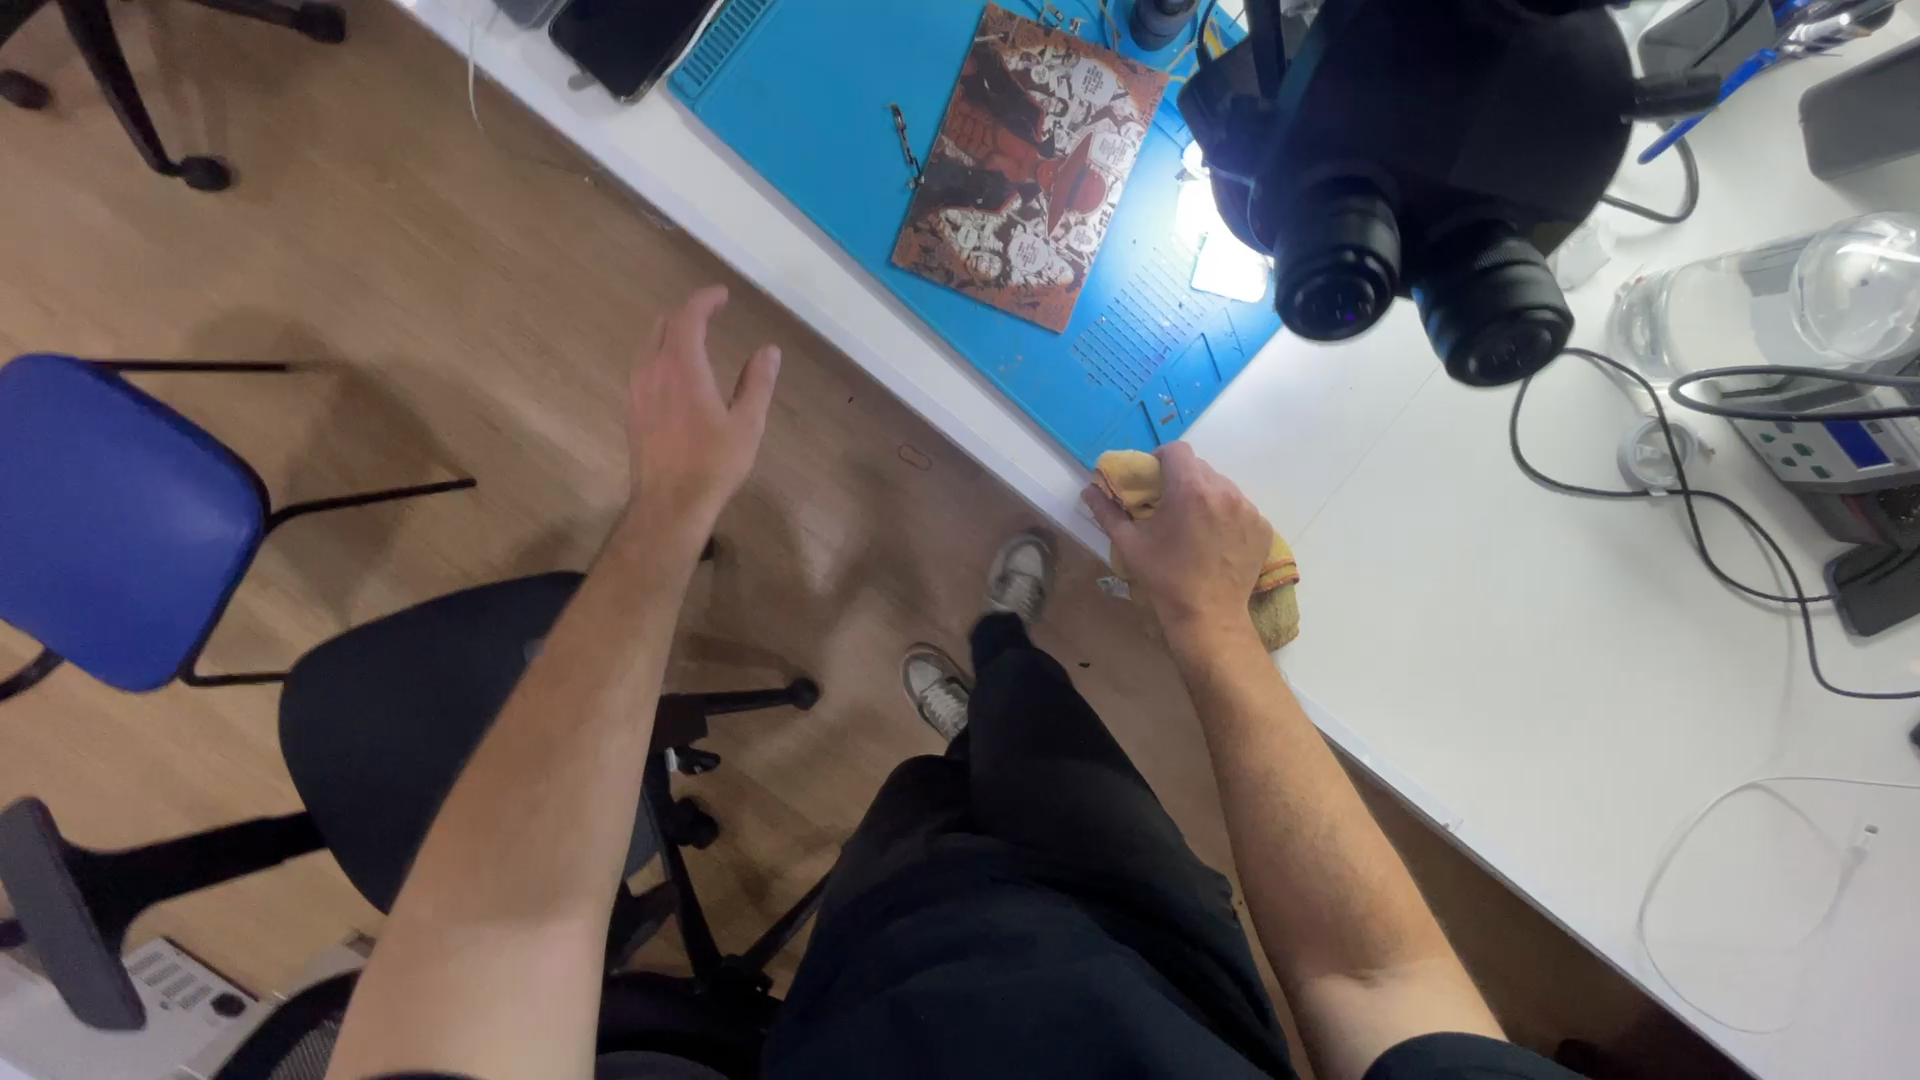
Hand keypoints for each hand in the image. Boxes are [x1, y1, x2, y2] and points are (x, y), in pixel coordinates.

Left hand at [626, 286, 780, 542]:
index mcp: (683, 367)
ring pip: (649, 345)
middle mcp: (653, 370)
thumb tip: (768, 351)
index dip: (705, 301)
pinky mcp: (631, 409)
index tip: (722, 296)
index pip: (688, 317)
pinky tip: (677, 375)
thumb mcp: (748, 423)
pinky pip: (644, 367)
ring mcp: (637, 390)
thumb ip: (757, 382)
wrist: (670, 503)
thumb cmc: (714, 463)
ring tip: (695, 341)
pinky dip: (661, 356)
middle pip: (663, 325)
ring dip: (671, 334)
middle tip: (711, 315)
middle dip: (687, 314)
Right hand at [1082, 442, 1270, 633]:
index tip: (1153, 478)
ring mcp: (1248, 509)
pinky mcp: (1262, 527)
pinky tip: (1214, 540)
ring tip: (1193, 524)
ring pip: (1221, 486)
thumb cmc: (1164, 577)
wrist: (1207, 614)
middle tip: (1169, 505)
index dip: (1161, 458)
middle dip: (1182, 479)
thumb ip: (1107, 511)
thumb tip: (1088, 491)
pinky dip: (1225, 516)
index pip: (1177, 450)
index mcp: (1190, 489)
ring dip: (1205, 496)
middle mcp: (1224, 491)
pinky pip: (1240, 508)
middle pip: (1200, 467)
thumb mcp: (1130, 543)